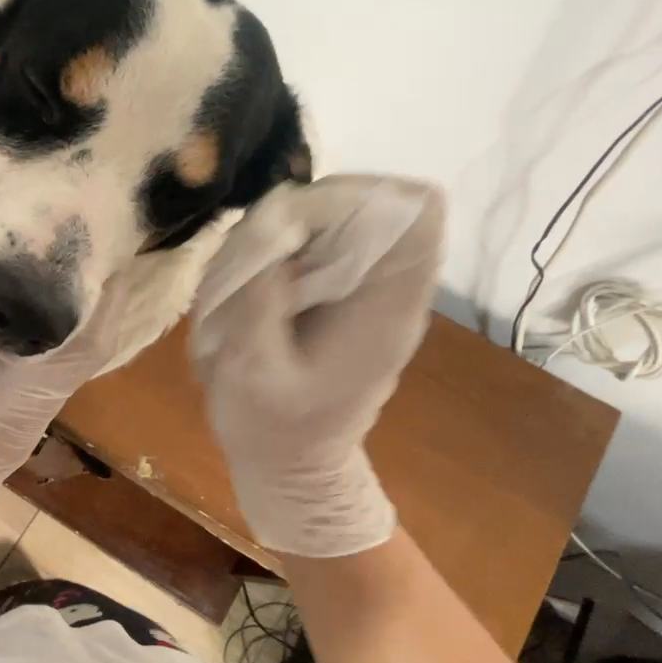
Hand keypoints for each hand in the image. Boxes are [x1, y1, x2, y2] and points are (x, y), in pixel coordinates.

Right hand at [188, 176, 445, 557]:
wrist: (292, 467)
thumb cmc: (270, 427)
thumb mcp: (249, 369)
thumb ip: (260, 301)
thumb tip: (271, 230)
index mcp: (386, 308)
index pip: (414, 212)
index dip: (354, 195)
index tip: (289, 221)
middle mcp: (389, 291)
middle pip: (371, 204)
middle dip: (306, 213)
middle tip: (254, 255)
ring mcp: (368, 294)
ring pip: (340, 220)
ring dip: (286, 232)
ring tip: (247, 276)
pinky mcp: (344, 298)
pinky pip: (321, 245)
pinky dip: (282, 250)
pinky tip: (254, 286)